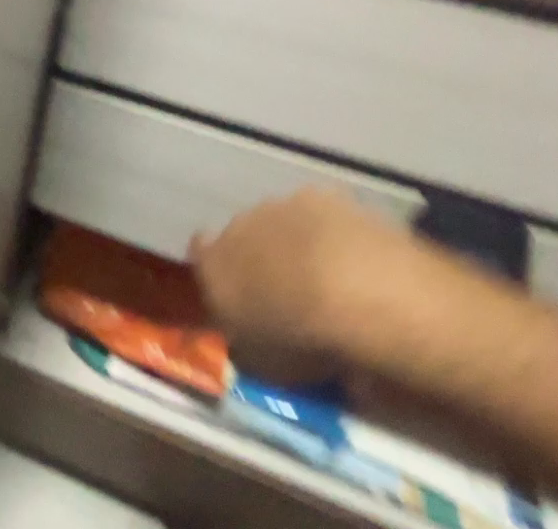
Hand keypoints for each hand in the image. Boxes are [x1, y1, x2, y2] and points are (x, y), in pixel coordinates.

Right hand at [189, 187, 433, 383]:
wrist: (355, 294)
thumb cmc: (297, 338)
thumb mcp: (257, 360)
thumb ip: (241, 337)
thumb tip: (242, 334)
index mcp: (212, 262)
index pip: (200, 252)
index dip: (218, 268)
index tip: (239, 290)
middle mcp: (237, 225)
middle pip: (242, 233)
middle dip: (261, 255)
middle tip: (288, 290)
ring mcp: (280, 205)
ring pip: (281, 220)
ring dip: (297, 241)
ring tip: (329, 277)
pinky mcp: (325, 196)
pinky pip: (322, 213)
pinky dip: (333, 232)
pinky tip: (357, 258)